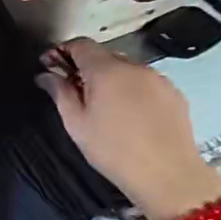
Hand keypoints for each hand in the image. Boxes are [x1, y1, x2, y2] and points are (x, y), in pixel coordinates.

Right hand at [35, 38, 220, 219]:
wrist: (167, 175)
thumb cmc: (114, 151)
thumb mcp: (77, 124)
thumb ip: (60, 93)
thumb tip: (46, 74)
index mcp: (106, 70)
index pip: (80, 45)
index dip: (62, 52)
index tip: (51, 66)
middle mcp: (134, 67)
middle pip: (104, 56)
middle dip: (86, 68)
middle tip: (76, 93)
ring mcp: (158, 78)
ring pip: (126, 70)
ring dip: (111, 80)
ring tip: (106, 109)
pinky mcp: (174, 93)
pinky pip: (146, 83)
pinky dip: (133, 91)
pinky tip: (131, 117)